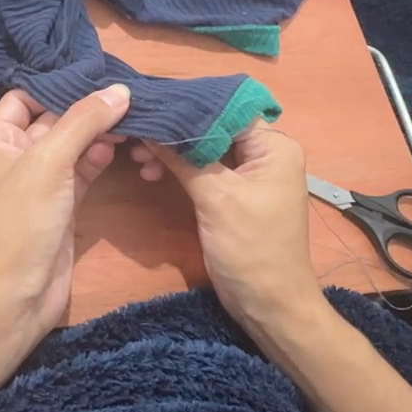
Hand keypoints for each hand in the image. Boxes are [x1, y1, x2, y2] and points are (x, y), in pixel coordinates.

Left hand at [0, 85, 131, 342]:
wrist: (16, 294)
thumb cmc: (21, 222)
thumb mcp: (49, 162)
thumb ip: (83, 122)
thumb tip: (120, 90)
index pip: (25, 96)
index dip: (56, 86)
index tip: (97, 75)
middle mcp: (16, 157)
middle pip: (53, 119)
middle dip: (85, 108)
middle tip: (126, 94)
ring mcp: (40, 183)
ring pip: (71, 146)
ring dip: (97, 133)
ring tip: (130, 119)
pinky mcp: (62, 205)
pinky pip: (82, 171)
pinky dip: (99, 158)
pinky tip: (121, 147)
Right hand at [141, 125, 322, 329]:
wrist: (270, 305)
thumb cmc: (251, 249)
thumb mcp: (216, 198)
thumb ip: (183, 158)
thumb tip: (150, 125)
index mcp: (274, 146)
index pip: (226, 109)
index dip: (187, 106)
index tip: (149, 105)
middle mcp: (265, 153)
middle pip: (214, 127)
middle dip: (175, 131)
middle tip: (137, 134)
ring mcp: (249, 175)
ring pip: (205, 148)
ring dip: (172, 151)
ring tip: (139, 158)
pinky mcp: (234, 194)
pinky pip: (204, 170)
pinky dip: (180, 169)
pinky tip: (152, 170)